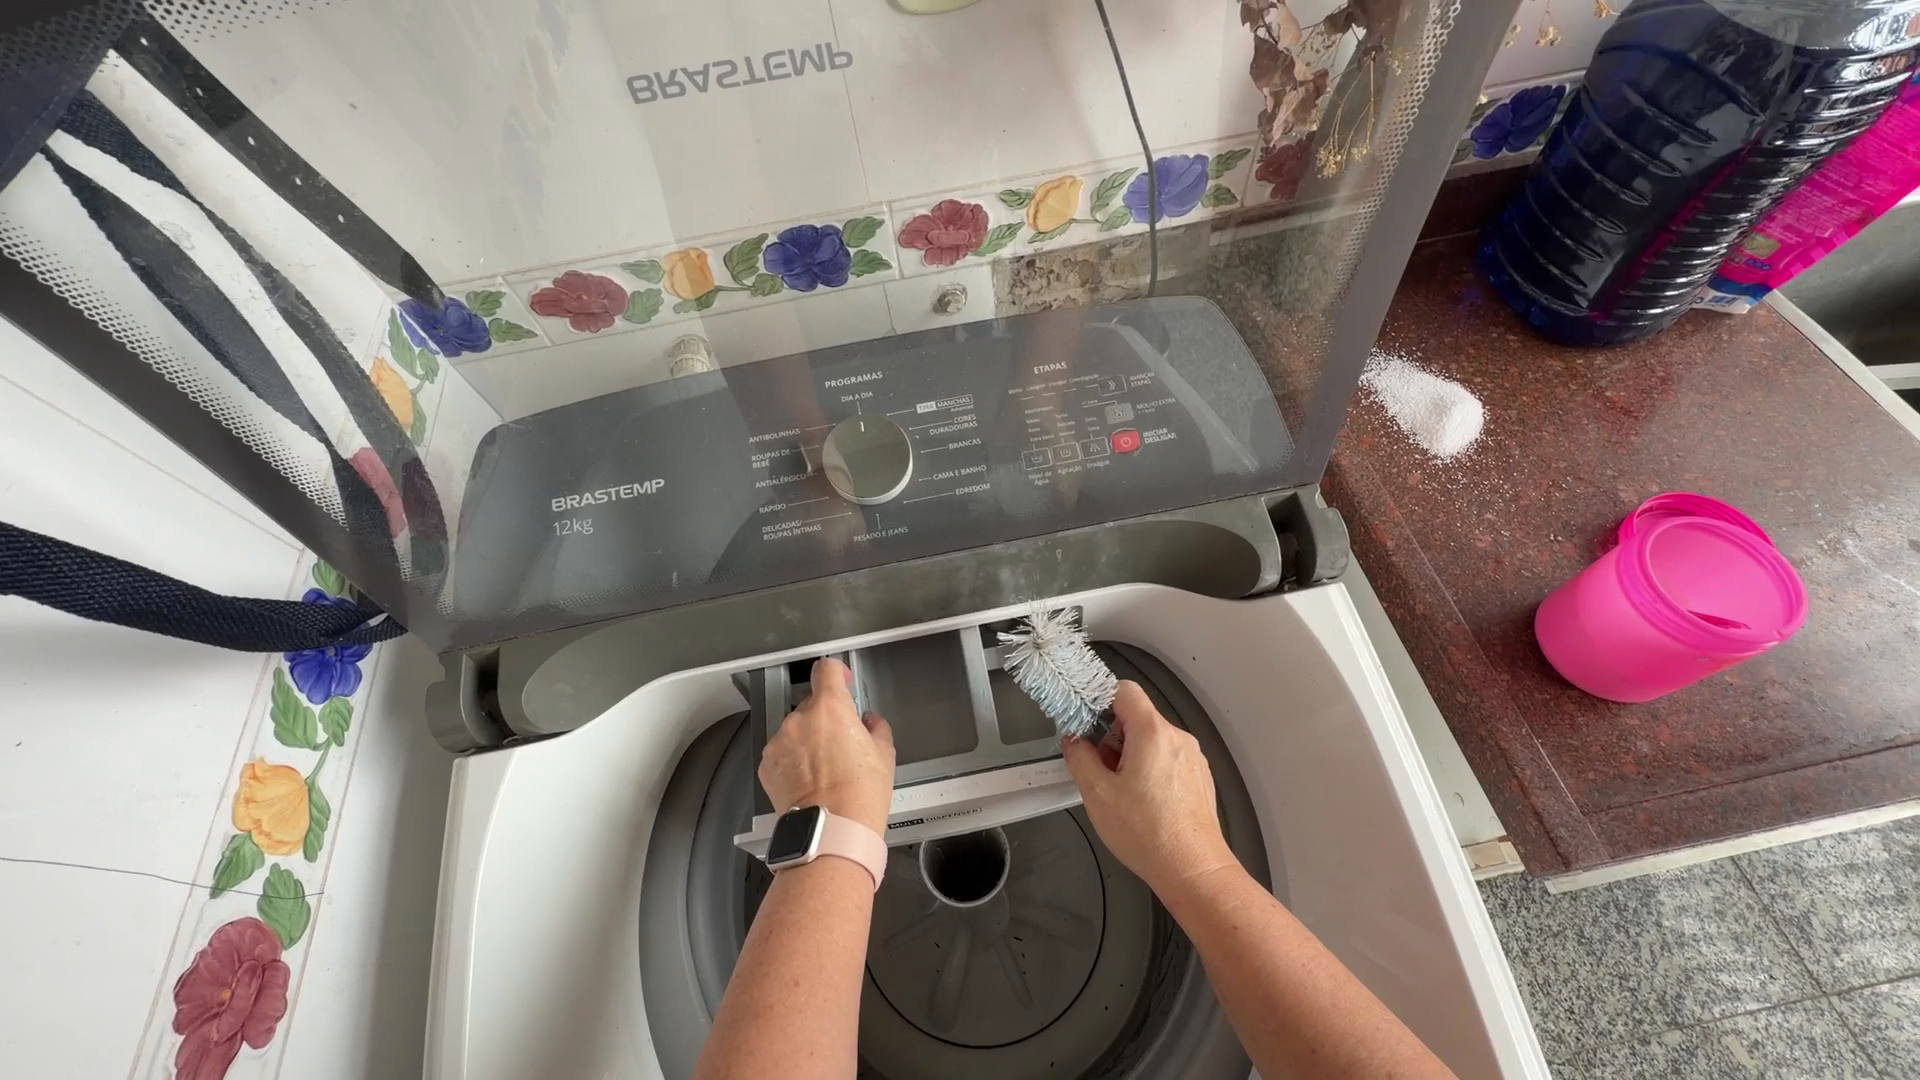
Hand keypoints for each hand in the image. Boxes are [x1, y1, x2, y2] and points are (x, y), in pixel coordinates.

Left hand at [759, 658, 895, 833]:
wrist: (832, 830)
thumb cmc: (860, 794)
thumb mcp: (884, 754)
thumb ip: (876, 727)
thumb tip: (870, 722)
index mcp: (830, 707)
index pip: (826, 669)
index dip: (836, 673)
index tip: (842, 681)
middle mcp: (799, 719)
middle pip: (811, 703)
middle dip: (825, 717)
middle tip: (841, 742)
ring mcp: (779, 742)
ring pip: (795, 730)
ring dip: (806, 739)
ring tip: (824, 767)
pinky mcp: (767, 766)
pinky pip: (781, 753)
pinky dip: (792, 760)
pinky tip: (809, 780)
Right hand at [1060, 681, 1237, 895]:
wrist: (1193, 869)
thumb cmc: (1149, 834)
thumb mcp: (1097, 793)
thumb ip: (1080, 758)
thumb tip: (1074, 742)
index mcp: (1152, 733)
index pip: (1125, 690)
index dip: (1101, 699)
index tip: (1087, 719)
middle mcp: (1177, 738)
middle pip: (1137, 717)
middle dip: (1113, 737)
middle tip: (1101, 769)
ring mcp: (1192, 758)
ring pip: (1153, 740)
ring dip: (1131, 755)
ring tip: (1122, 792)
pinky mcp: (1199, 777)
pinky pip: (1168, 759)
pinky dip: (1151, 770)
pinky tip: (1143, 803)